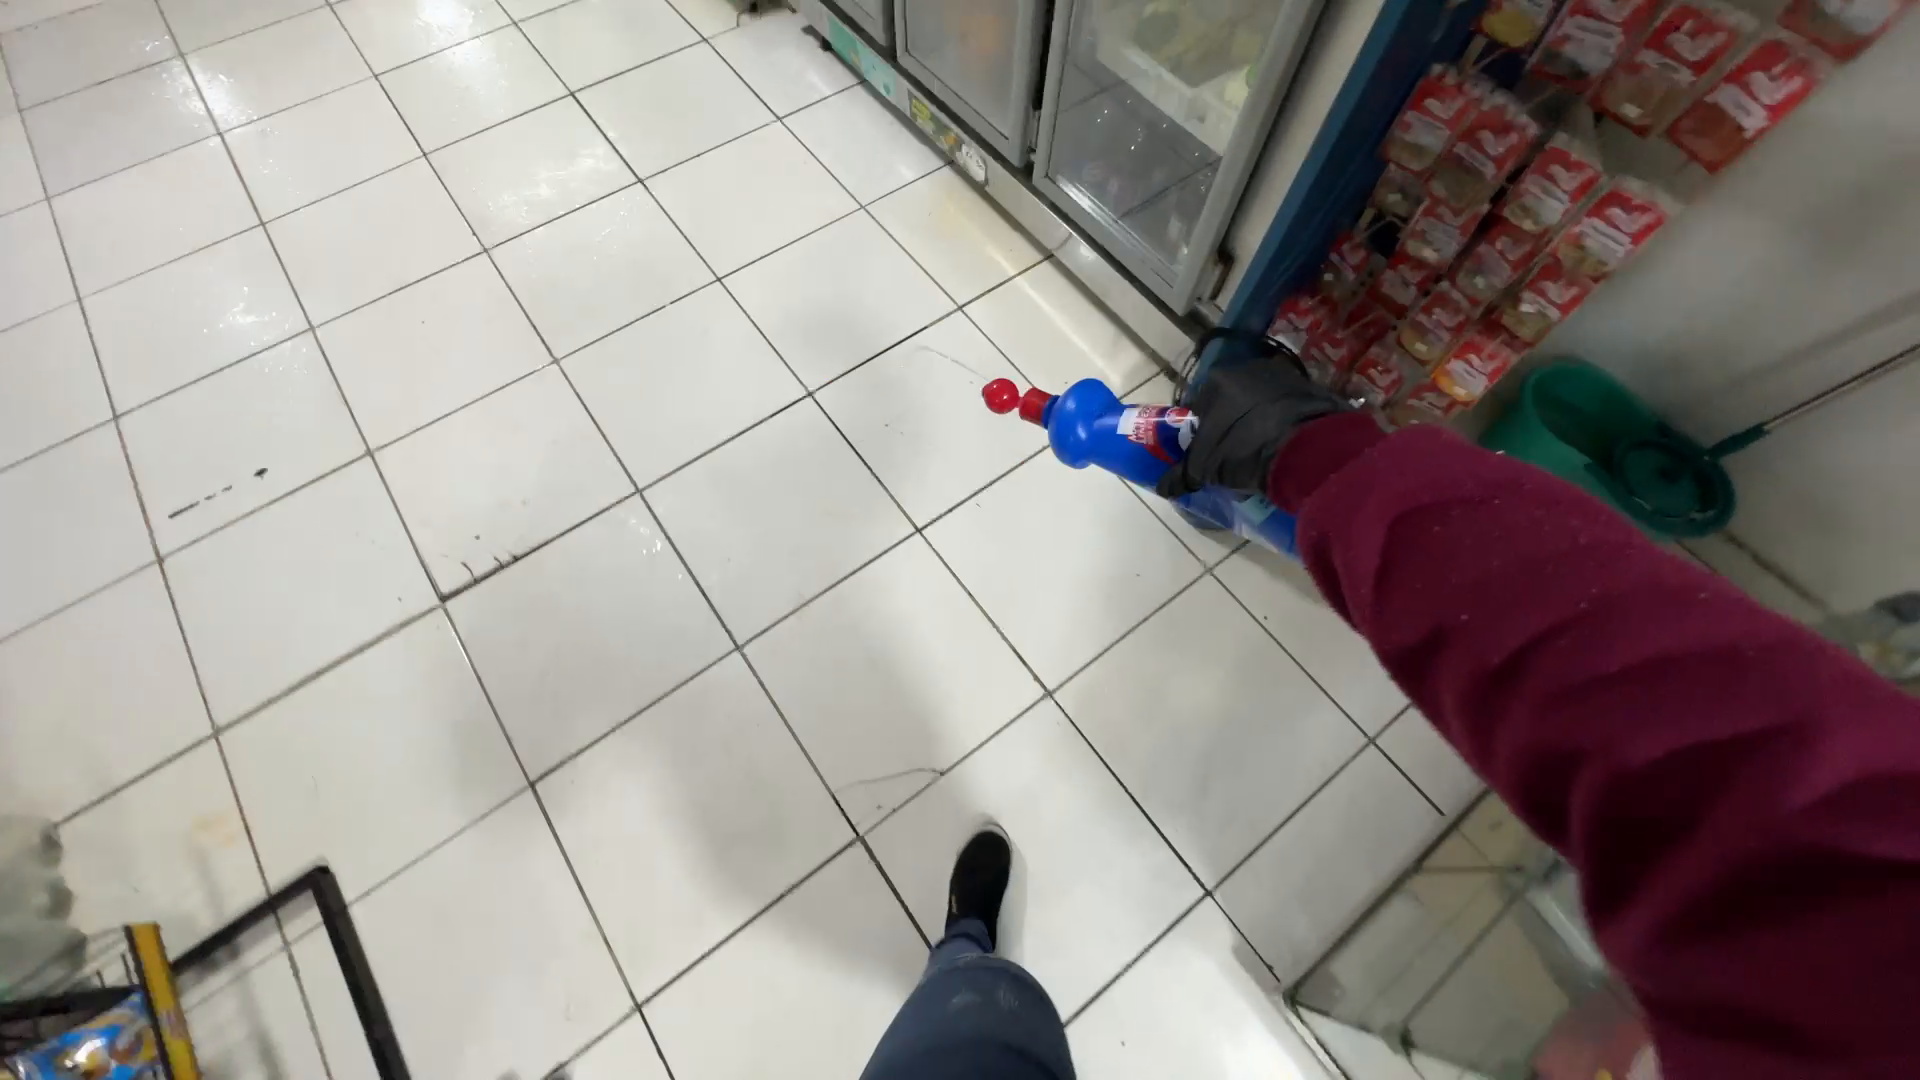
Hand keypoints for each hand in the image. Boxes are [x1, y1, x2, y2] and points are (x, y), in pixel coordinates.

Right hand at [1157, 355, 1353, 498]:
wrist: (1309, 448)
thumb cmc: (1244, 449)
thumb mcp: (1205, 468)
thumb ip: (1181, 475)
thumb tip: (1163, 487)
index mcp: (1216, 380)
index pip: (1196, 407)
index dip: (1196, 433)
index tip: (1202, 454)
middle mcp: (1248, 368)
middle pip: (1228, 403)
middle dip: (1227, 426)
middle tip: (1229, 457)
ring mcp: (1283, 375)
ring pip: (1257, 404)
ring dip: (1254, 424)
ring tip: (1259, 453)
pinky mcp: (1311, 388)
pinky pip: (1285, 408)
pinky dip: (1280, 424)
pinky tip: (1282, 446)